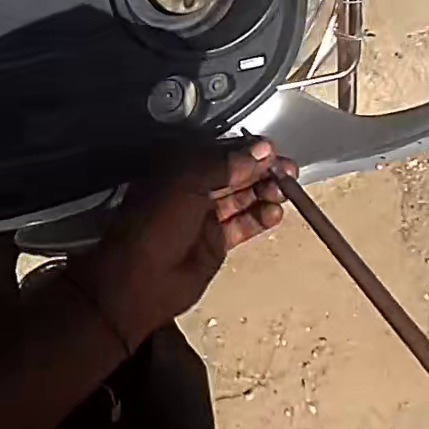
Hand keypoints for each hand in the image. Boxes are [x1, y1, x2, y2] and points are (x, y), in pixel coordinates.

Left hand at [72, 139, 297, 348]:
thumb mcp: (189, 182)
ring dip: (264, 193)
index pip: (221, 150)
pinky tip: (274, 213)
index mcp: (179, 165)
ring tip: (283, 192)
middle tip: (287, 172)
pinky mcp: (214, 240)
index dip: (248, 150)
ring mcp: (203, 214)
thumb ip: (225, 164)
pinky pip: (243, 224)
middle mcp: (192, 187)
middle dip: (262, 171)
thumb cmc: (153, 224)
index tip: (272, 151)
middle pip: (235, 173)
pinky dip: (260, 218)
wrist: (141, 278)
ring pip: (242, 197)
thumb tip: (258, 152)